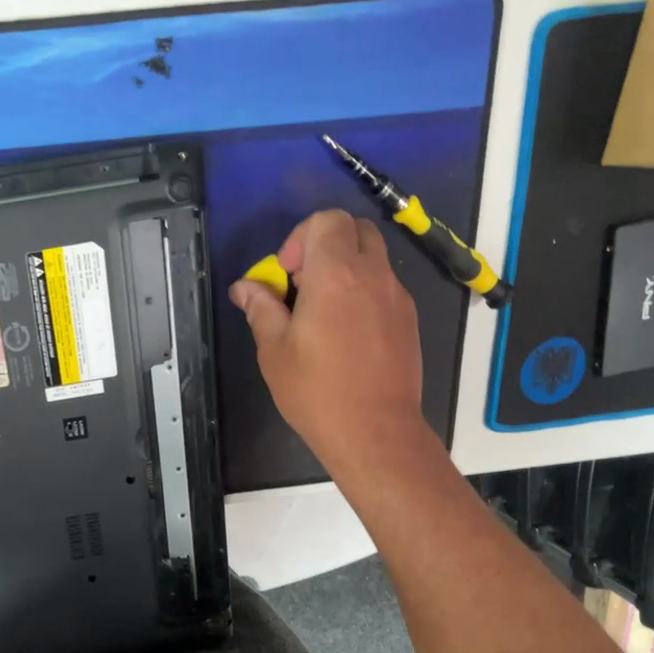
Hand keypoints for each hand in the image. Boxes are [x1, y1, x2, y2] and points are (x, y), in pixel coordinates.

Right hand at [229, 210, 425, 473]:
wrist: (375, 431)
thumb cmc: (317, 391)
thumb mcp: (274, 351)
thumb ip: (261, 308)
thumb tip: (245, 287)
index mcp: (336, 274)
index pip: (326, 221)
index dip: (300, 239)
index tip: (286, 275)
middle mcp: (373, 274)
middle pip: (354, 229)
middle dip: (325, 245)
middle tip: (302, 284)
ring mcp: (396, 295)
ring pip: (372, 256)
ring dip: (345, 268)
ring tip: (322, 312)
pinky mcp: (408, 318)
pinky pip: (383, 285)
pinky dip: (362, 291)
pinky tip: (345, 333)